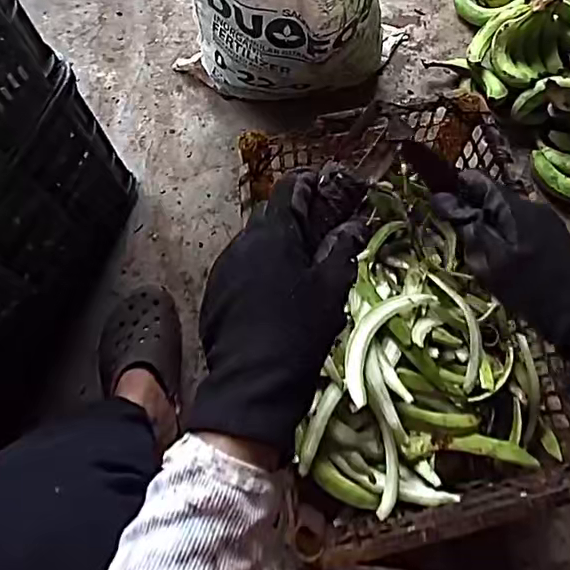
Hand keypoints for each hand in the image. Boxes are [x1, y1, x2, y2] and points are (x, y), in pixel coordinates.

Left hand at [185, 166, 368, 455]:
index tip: (328, 187)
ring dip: (278, 241)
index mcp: (273, 234)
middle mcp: (243, 242)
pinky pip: (241, 264)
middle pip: (271, 213)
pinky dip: (261, 265)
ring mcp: (225, 267)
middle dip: (296, 214)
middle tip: (322, 226)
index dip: (310, 183)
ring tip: (301, 261)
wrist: (252, 385)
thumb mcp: (332, 287)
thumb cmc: (299, 331)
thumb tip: (354, 225)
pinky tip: (277, 288)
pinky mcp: (216, 291)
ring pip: (255, 240)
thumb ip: (342, 247)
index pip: (289, 188)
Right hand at [433, 171, 569, 396]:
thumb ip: (467, 227)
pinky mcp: (554, 235)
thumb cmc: (531, 291)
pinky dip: (505, 235)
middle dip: (470, 209)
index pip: (475, 178)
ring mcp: (545, 219)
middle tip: (456, 236)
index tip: (438, 203)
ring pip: (505, 212)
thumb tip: (440, 197)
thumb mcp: (490, 263)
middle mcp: (531, 204)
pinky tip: (504, 260)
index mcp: (513, 206)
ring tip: (479, 253)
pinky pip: (520, 225)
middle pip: (490, 195)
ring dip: (488, 224)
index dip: (453, 186)